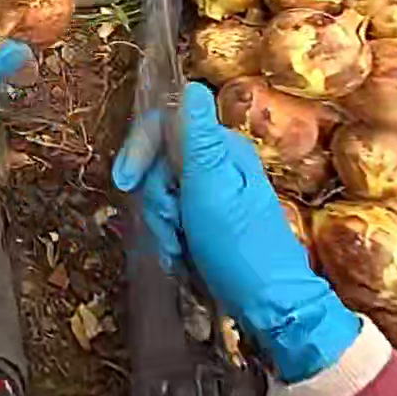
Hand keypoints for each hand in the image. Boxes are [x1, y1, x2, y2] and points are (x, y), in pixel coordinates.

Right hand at [113, 82, 360, 382]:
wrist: (271, 310)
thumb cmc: (241, 246)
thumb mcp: (213, 187)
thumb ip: (198, 136)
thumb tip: (191, 85)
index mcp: (220, 148)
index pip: (165, 124)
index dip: (139, 148)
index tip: (125, 181)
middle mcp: (215, 164)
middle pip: (158, 162)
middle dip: (156, 198)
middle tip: (172, 227)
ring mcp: (210, 194)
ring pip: (160, 192)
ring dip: (161, 223)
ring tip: (180, 248)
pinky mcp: (205, 220)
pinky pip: (170, 217)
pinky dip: (169, 238)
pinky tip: (181, 256)